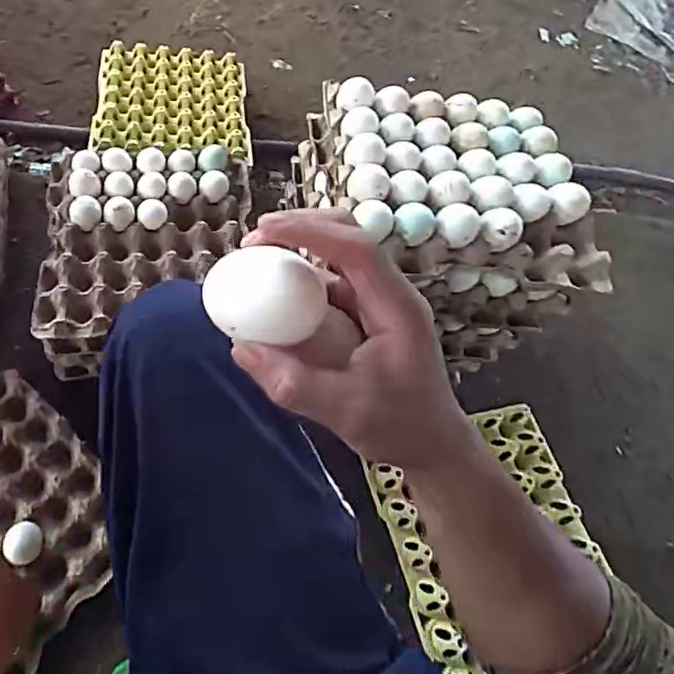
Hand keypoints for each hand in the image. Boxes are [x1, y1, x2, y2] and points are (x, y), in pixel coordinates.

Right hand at [230, 208, 480, 472]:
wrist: (432, 446)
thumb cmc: (400, 427)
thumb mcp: (344, 412)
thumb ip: (293, 383)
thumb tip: (241, 347)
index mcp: (397, 308)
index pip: (357, 249)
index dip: (310, 232)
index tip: (264, 231)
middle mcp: (390, 294)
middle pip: (349, 235)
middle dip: (301, 228)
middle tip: (254, 243)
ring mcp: (377, 301)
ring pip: (337, 253)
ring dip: (298, 249)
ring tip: (256, 262)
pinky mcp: (363, 313)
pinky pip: (329, 282)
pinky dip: (298, 279)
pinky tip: (273, 294)